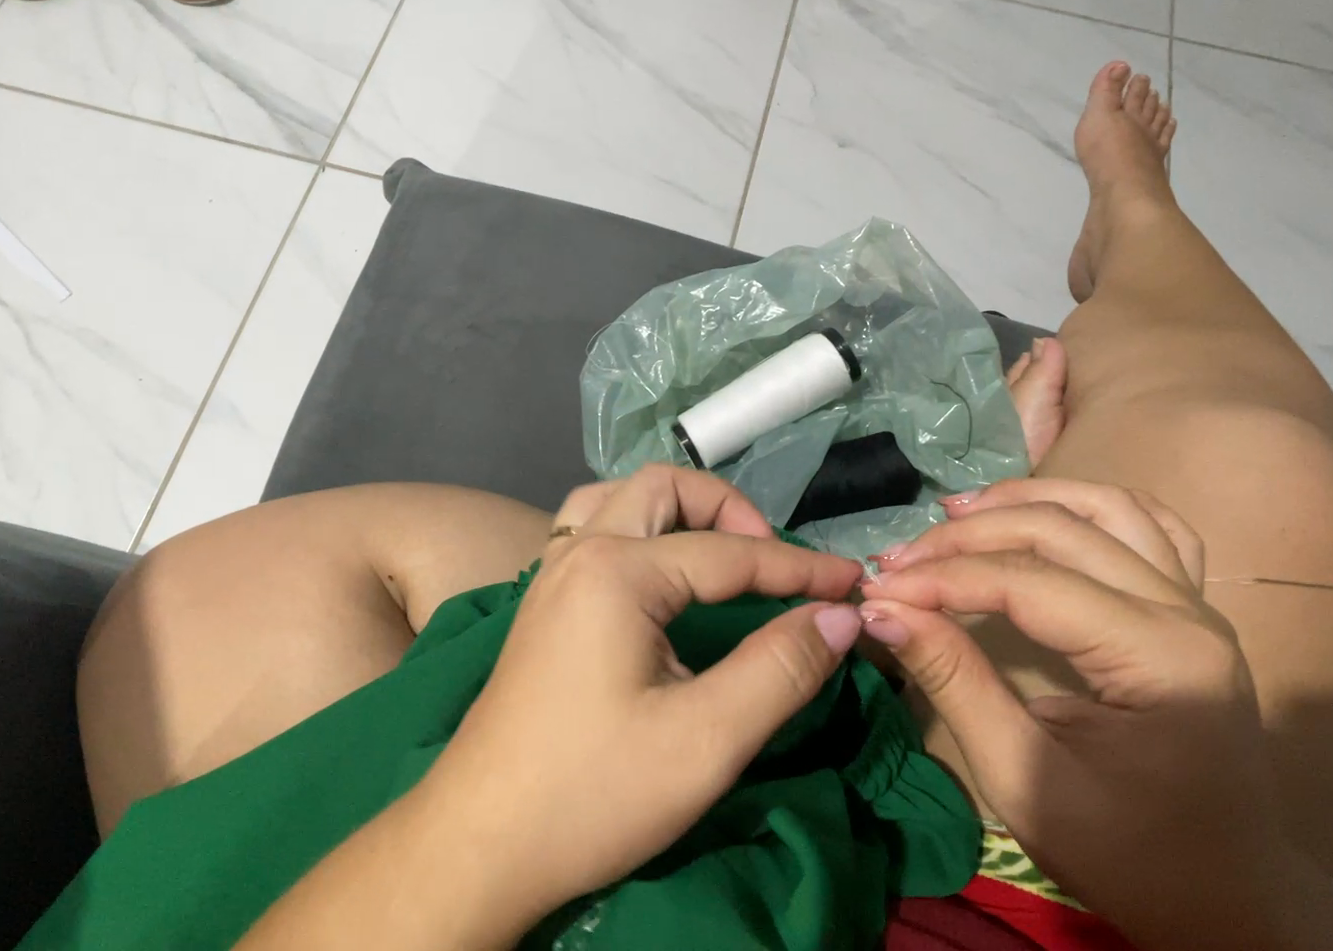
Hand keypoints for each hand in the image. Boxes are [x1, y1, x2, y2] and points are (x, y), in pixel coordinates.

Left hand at [414, 465, 865, 930]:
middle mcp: (579, 553)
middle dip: (730, 511)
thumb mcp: (706, 739)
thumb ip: (781, 667)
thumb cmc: (593, 792)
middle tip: (772, 564)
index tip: (854, 583)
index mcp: (617, 571)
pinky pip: (593, 532)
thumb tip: (841, 615)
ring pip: (619, 500)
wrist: (479, 845)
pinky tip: (659, 579)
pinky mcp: (541, 606)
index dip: (800, 568)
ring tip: (720, 556)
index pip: (730, 552)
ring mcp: (551, 576)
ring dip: (678, 511)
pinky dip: (640, 532)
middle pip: (664, 488)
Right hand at [857, 479, 1332, 950]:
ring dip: (1025, 499)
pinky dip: (1087, 508)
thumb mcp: (1020, 776)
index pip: (1028, 583)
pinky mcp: (1193, 612)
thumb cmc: (1124, 852)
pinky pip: (1147, 528)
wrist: (1225, 897)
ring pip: (1108, 507)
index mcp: (1158, 658)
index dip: (942, 579)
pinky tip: (1043, 514)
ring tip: (956, 513)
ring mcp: (1199, 605)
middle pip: (1061, 530)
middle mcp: (1188, 613)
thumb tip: (881, 612)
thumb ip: (953, 681)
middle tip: (898, 561)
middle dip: (966, 537)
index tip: (876, 590)